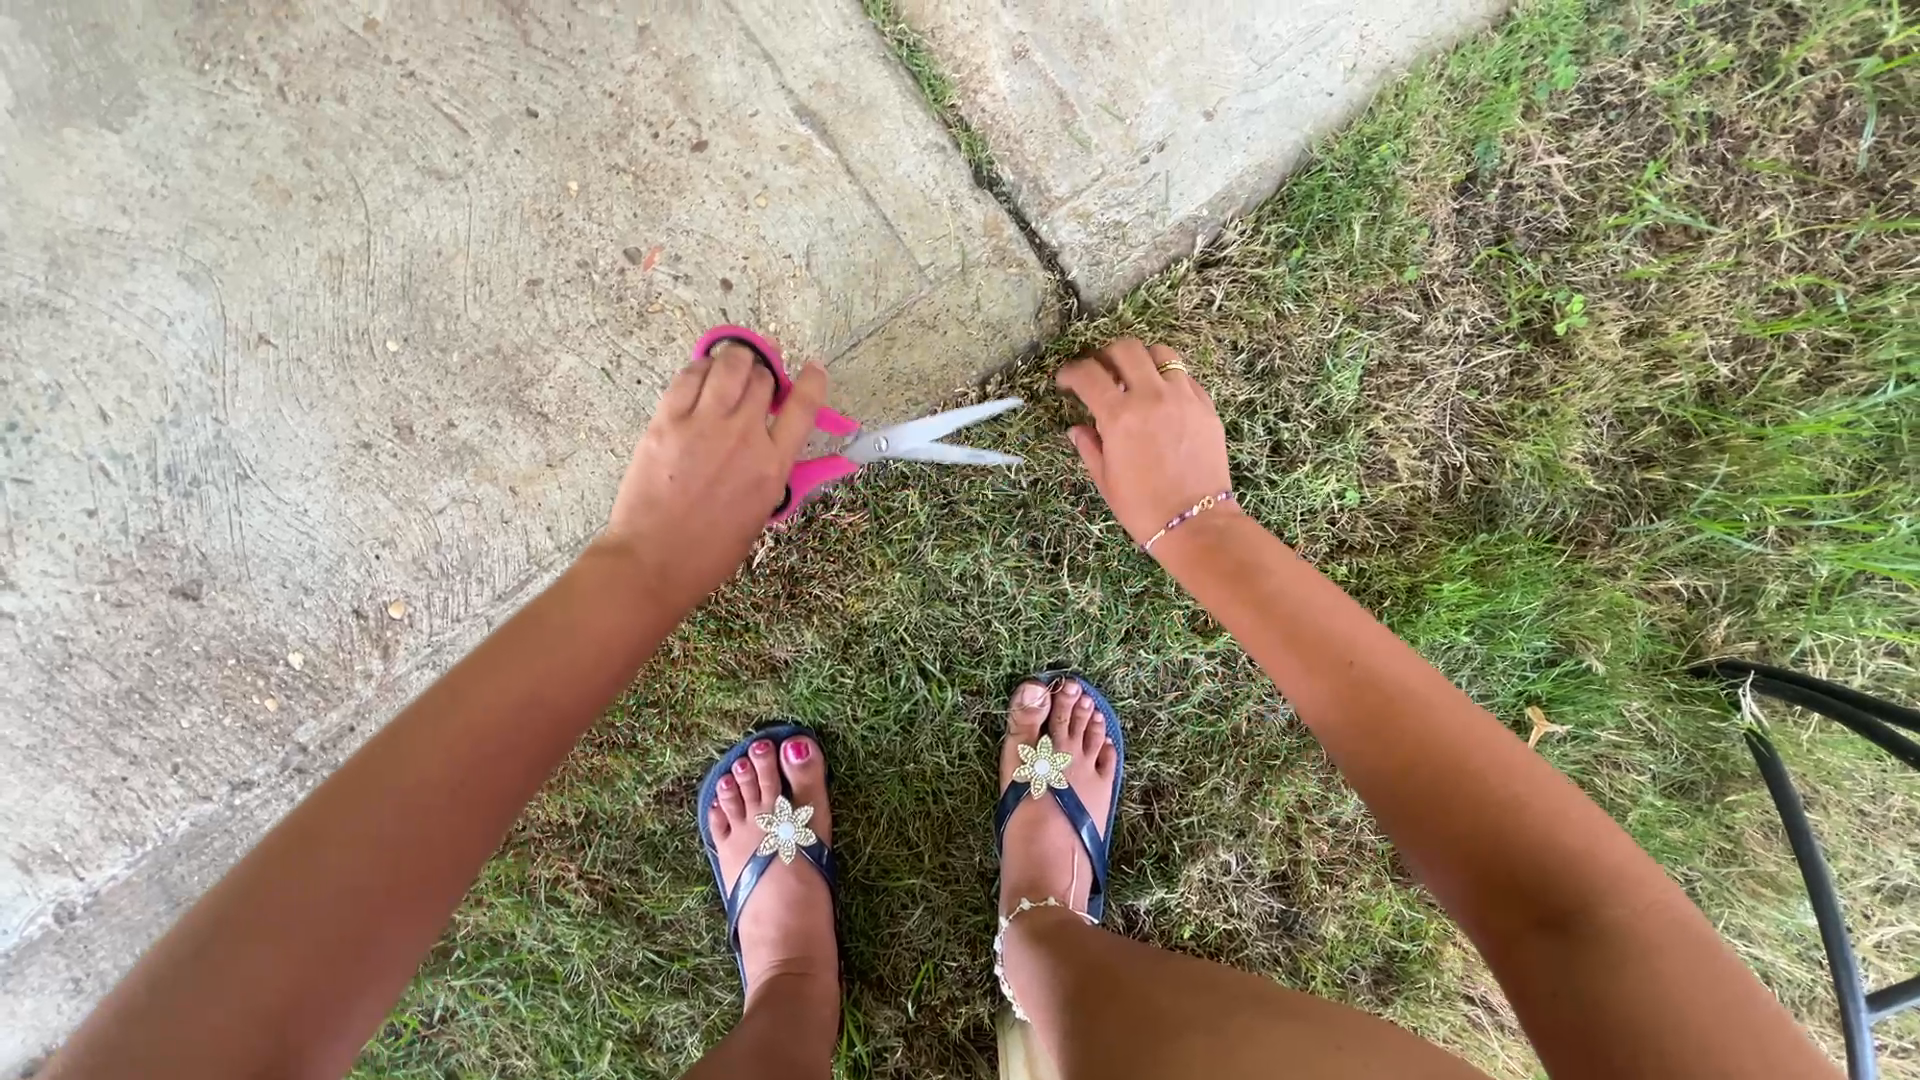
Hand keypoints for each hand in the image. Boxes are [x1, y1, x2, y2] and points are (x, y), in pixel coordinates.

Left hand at [600, 341, 826, 600]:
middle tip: (758, 378)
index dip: (813, 381)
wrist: (655, 559)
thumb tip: (770, 444)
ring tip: (732, 367)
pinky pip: (689, 376)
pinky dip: (701, 369)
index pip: (803, 407)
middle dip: (765, 373)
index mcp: (772, 466)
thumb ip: (770, 471)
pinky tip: (702, 376)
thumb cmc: (712, 549)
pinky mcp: (666, 420)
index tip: (813, 368)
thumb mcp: (761, 512)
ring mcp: (703, 424)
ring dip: (735, 360)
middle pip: (762, 379)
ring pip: (728, 366)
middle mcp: (743, 437)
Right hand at [1056, 338, 1231, 547]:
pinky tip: (1162, 399)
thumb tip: (1078, 429)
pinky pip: (1185, 378)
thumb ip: (1089, 446)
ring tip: (1135, 378)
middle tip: (1100, 372)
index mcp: (1119, 416)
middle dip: (1106, 355)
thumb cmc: (1141, 507)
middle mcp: (1151, 396)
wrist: (1194, 522)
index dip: (1071, 372)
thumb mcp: (1105, 479)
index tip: (1065, 381)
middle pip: (1126, 349)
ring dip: (1141, 360)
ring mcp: (1183, 398)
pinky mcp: (1206, 407)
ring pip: (1161, 354)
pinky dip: (1168, 380)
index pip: (1088, 375)